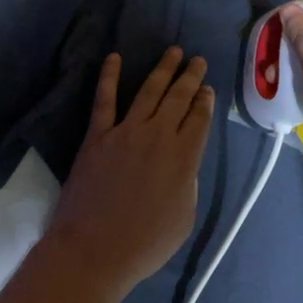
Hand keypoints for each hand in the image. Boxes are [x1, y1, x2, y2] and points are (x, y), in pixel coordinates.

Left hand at [46, 48, 214, 291]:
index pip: (199, 119)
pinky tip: (114, 57)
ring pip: (148, 91)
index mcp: (183, 157)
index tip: (208, 88)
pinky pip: (104, 99)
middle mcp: (158, 136)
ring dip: (163, 69)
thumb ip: (187, 182)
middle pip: (178, 98)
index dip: (205, 101)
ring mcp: (126, 131)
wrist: (95, 250)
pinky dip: (109, 76)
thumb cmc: (145, 244)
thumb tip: (184, 162)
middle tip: (198, 60)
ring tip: (173, 52)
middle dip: (191, 77)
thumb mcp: (184, 217)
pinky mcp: (98, 135)